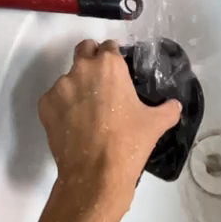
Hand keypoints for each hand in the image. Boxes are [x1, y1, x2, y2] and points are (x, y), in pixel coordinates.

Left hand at [39, 39, 181, 213]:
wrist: (95, 175)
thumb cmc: (128, 143)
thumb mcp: (155, 124)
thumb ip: (168, 109)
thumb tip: (175, 106)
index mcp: (109, 65)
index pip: (109, 46)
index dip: (114, 57)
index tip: (118, 72)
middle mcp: (82, 68)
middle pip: (84, 50)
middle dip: (91, 59)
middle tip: (101, 83)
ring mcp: (60, 86)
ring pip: (69, 78)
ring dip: (77, 88)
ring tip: (88, 113)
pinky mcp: (45, 105)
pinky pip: (54, 99)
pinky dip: (62, 108)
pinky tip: (74, 126)